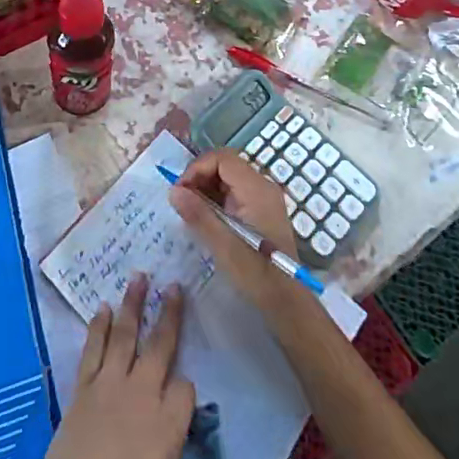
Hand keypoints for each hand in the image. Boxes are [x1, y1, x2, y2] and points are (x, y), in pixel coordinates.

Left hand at [1, 275, 193, 458]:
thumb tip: (162, 447)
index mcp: (168, 427)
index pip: (186, 390)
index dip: (186, 390)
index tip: (183, 399)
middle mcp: (140, 398)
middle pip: (160, 347)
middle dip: (170, 315)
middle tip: (175, 284)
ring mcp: (107, 390)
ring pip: (124, 337)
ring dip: (133, 306)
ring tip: (139, 278)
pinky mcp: (80, 393)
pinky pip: (92, 351)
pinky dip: (99, 328)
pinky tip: (104, 309)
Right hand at [168, 151, 305, 313]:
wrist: (285, 299)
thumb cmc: (255, 272)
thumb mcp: (222, 245)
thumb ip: (198, 214)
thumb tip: (173, 191)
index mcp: (257, 190)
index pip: (222, 159)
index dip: (197, 168)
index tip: (181, 191)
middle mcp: (262, 187)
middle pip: (225, 164)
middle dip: (199, 176)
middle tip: (182, 199)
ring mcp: (263, 198)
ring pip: (228, 177)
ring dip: (205, 187)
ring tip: (190, 209)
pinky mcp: (259, 210)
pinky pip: (233, 192)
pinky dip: (215, 198)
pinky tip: (205, 217)